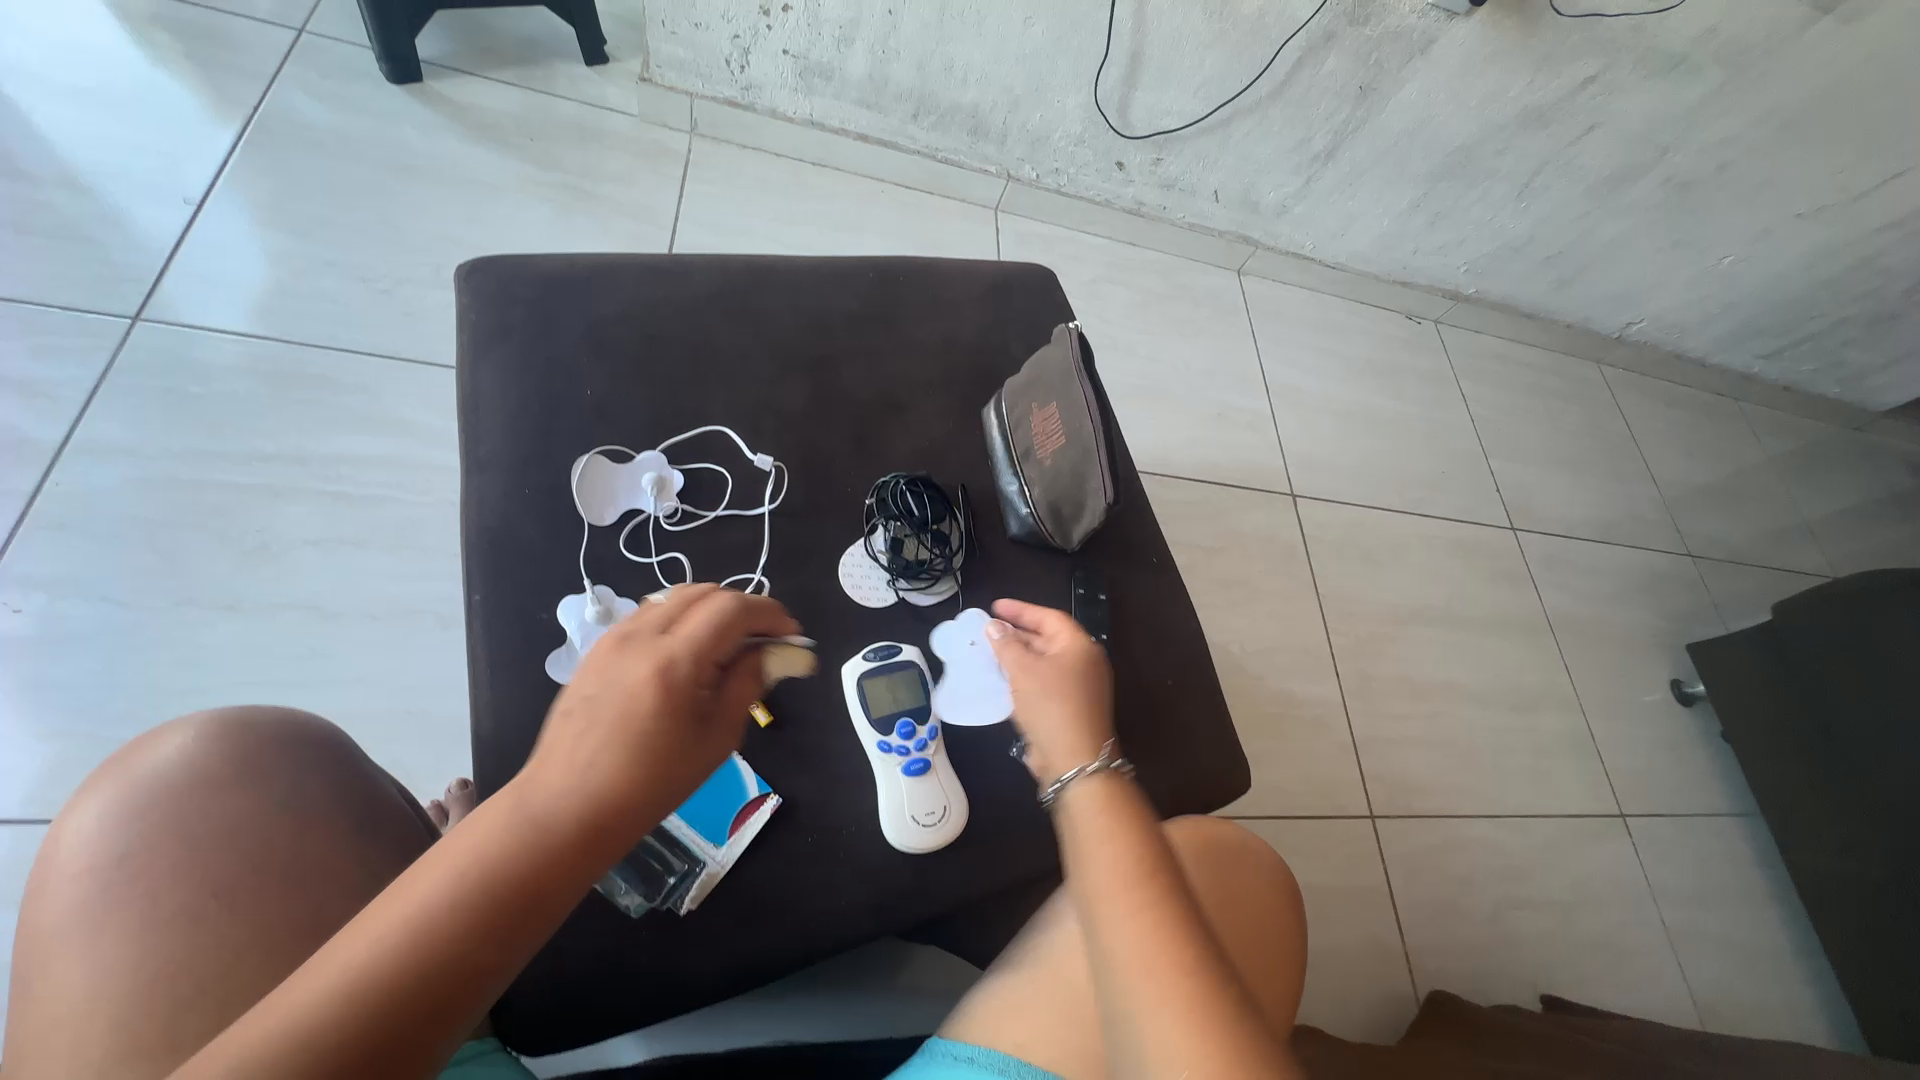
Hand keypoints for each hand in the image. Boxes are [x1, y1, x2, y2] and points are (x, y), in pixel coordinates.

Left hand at [521, 584, 800, 843]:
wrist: (568, 805)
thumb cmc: (652, 784)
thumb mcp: (717, 739)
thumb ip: (747, 684)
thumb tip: (770, 653)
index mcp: (675, 662)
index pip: (733, 608)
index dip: (770, 613)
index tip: (791, 635)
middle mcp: (642, 636)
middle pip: (706, 592)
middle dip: (744, 607)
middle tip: (765, 638)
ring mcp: (614, 638)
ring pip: (676, 596)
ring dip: (712, 608)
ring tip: (729, 642)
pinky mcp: (598, 648)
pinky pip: (649, 613)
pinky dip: (680, 617)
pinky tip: (689, 650)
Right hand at [986, 598, 1114, 781]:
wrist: (1074, 760)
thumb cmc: (1050, 706)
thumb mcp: (1023, 670)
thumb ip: (1007, 645)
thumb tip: (993, 626)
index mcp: (1079, 646)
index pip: (1049, 617)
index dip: (1020, 610)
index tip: (994, 606)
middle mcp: (1084, 662)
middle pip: (1048, 639)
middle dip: (1018, 633)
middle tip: (989, 629)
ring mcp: (1080, 687)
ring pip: (1045, 662)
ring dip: (1019, 657)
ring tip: (991, 652)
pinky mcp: (1071, 707)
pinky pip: (1045, 682)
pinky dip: (1025, 677)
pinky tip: (1004, 680)